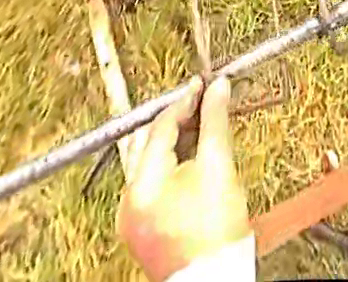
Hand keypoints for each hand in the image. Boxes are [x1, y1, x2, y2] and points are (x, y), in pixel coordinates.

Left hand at [118, 78, 248, 281]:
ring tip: (202, 126)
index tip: (205, 85)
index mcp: (142, 184)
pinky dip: (169, 161)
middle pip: (148, 140)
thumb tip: (218, 88)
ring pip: (148, 159)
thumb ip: (215, 120)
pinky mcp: (141, 224)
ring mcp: (131, 215)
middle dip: (177, 117)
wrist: (215, 278)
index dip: (185, 100)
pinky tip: (193, 155)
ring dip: (173, 138)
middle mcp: (128, 199)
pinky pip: (150, 180)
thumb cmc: (216, 230)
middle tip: (203, 102)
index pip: (161, 126)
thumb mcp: (219, 165)